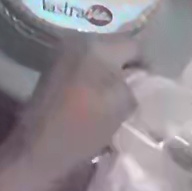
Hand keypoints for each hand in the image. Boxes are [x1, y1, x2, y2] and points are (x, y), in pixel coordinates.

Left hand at [10, 36, 135, 183]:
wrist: (38, 149)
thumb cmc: (84, 127)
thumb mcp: (122, 104)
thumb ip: (136, 84)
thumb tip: (138, 78)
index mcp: (97, 45)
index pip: (135, 45)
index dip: (148, 65)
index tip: (153, 86)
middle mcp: (77, 41)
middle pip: (115, 48)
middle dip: (127, 66)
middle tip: (137, 90)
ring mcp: (60, 54)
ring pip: (98, 58)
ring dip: (109, 73)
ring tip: (118, 96)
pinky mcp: (51, 70)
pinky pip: (82, 66)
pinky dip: (93, 78)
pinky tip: (97, 97)